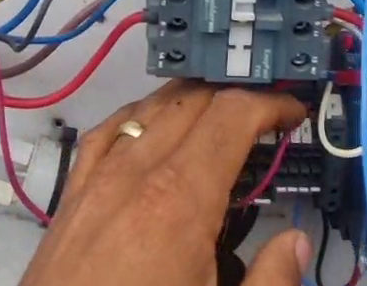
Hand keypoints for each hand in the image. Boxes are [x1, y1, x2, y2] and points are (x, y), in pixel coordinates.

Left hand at [19, 81, 312, 285]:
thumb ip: (269, 283)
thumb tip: (296, 244)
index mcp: (180, 201)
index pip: (231, 116)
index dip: (269, 104)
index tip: (292, 113)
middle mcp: (136, 174)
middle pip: (194, 102)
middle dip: (236, 99)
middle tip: (266, 120)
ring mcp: (97, 181)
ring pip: (151, 107)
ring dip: (191, 102)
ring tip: (220, 120)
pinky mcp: (71, 197)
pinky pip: (108, 131)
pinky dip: (139, 116)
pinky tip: (151, 126)